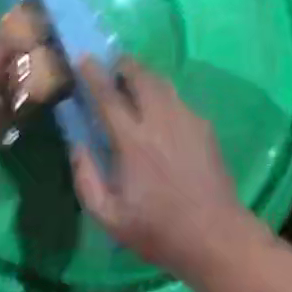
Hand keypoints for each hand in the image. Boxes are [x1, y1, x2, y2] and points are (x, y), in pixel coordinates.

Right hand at [69, 58, 253, 277]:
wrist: (214, 234)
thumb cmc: (157, 229)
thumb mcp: (109, 217)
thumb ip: (86, 177)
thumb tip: (77, 145)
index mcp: (133, 141)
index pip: (108, 96)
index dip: (93, 74)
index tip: (83, 58)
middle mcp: (160, 120)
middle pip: (141, 77)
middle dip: (125, 65)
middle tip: (113, 66)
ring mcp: (186, 119)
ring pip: (163, 83)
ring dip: (145, 76)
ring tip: (134, 81)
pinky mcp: (204, 125)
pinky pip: (178, 98)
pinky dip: (163, 93)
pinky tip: (159, 108)